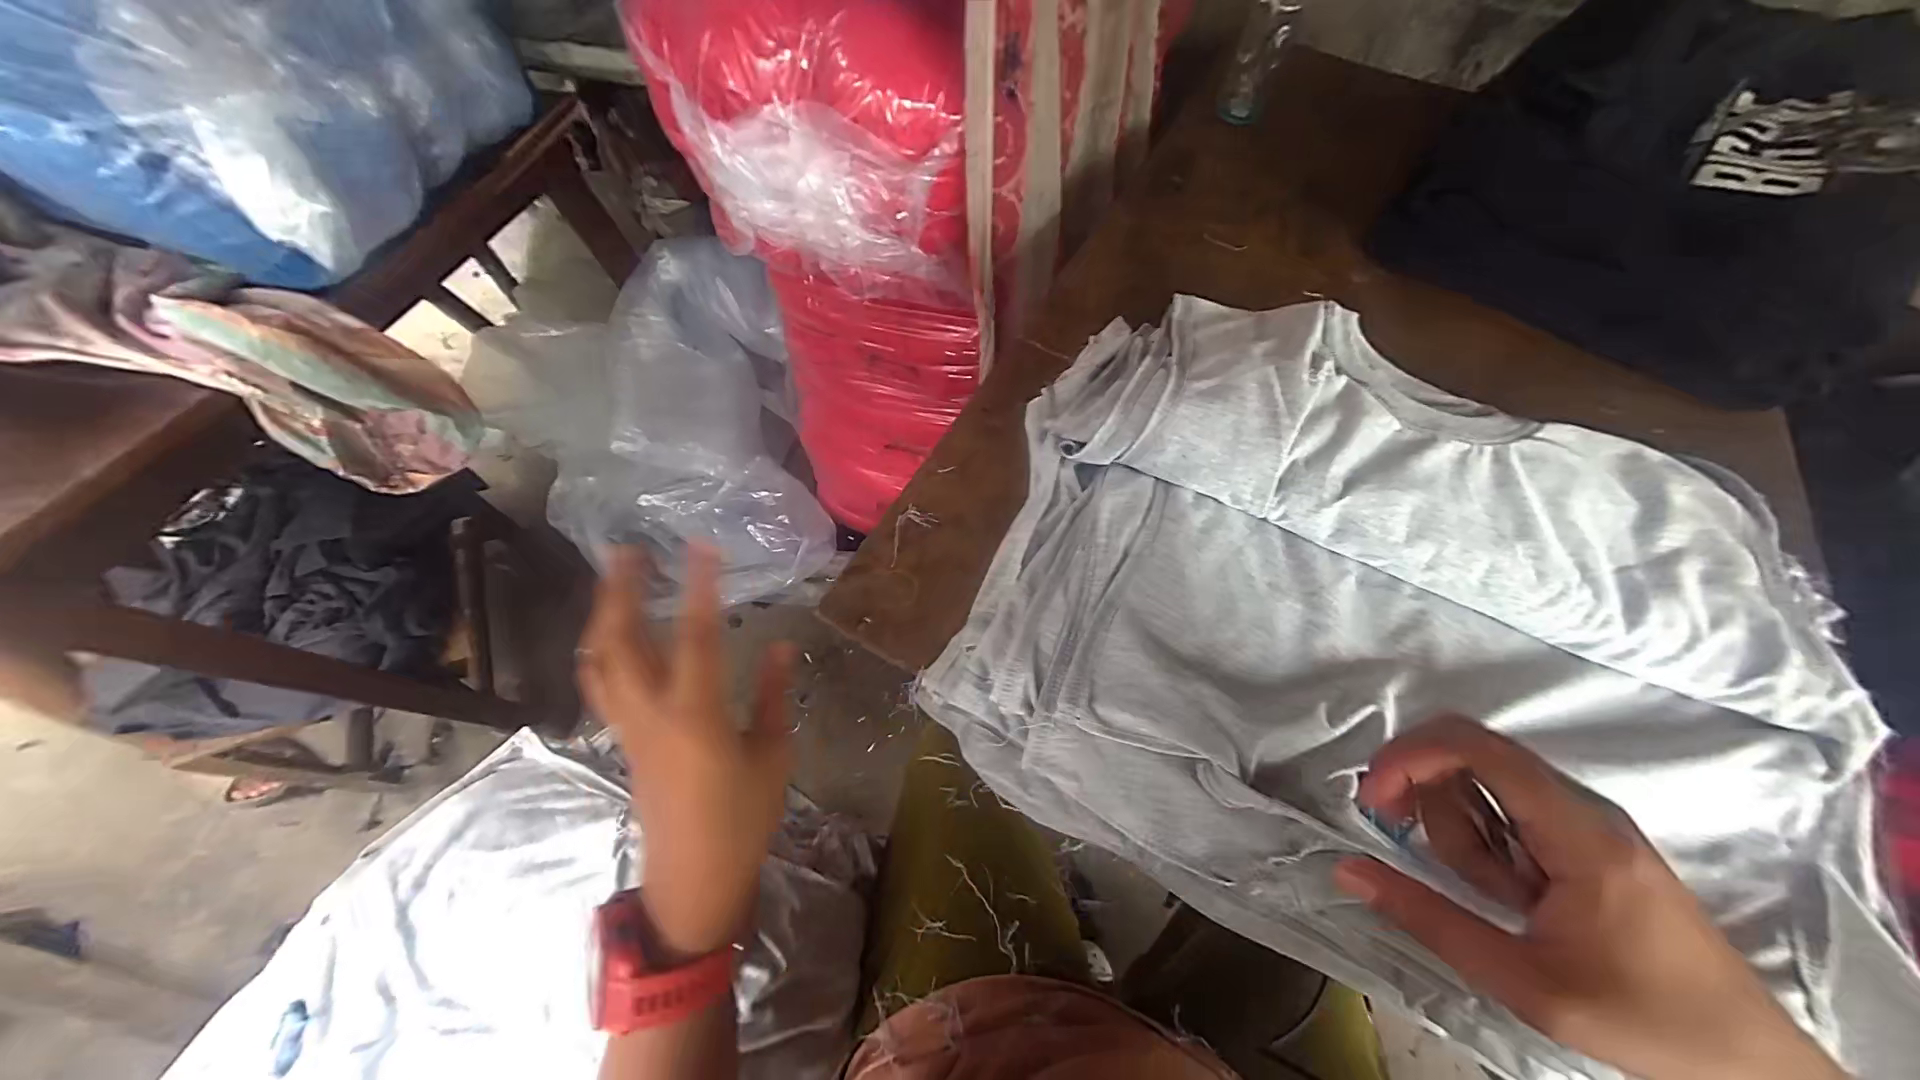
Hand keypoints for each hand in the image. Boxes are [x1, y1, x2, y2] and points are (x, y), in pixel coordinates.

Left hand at [577, 545, 795, 961]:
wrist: (693, 878)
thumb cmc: (743, 818)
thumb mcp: (773, 755)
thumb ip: (773, 696)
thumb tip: (779, 647)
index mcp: (697, 714)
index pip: (696, 635)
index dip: (699, 587)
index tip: (701, 548)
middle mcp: (652, 713)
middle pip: (620, 641)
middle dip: (618, 591)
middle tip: (627, 552)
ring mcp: (630, 727)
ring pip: (600, 662)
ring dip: (601, 616)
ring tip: (611, 581)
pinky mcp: (624, 740)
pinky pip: (603, 685)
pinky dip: (602, 650)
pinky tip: (614, 636)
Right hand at [1334, 715, 1845, 1079]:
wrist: (1750, 1065)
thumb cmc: (1642, 1020)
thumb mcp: (1520, 980)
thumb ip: (1427, 918)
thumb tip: (1346, 869)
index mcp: (1579, 831)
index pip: (1478, 748)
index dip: (1410, 755)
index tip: (1373, 799)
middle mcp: (1581, 808)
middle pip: (1469, 756)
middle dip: (1423, 790)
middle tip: (1399, 836)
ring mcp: (1583, 820)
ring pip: (1481, 782)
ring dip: (1457, 827)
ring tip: (1488, 894)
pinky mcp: (1580, 836)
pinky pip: (1503, 807)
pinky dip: (1479, 837)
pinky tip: (1501, 887)